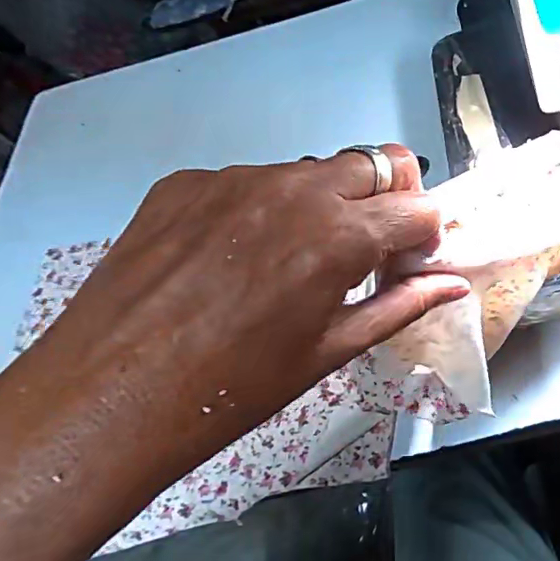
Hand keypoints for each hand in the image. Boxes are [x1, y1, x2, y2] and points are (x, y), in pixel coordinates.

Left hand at [0, 146, 468, 531]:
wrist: (107, 397)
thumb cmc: (234, 389)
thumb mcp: (328, 351)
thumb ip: (398, 306)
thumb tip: (452, 285)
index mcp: (338, 236)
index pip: (418, 206)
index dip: (424, 235)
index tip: (407, 264)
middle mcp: (293, 189)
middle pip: (375, 163)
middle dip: (388, 200)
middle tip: (367, 249)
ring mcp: (234, 178)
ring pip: (310, 171)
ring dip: (325, 204)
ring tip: (291, 260)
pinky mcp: (185, 181)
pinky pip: (248, 182)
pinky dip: (262, 209)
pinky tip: (233, 259)